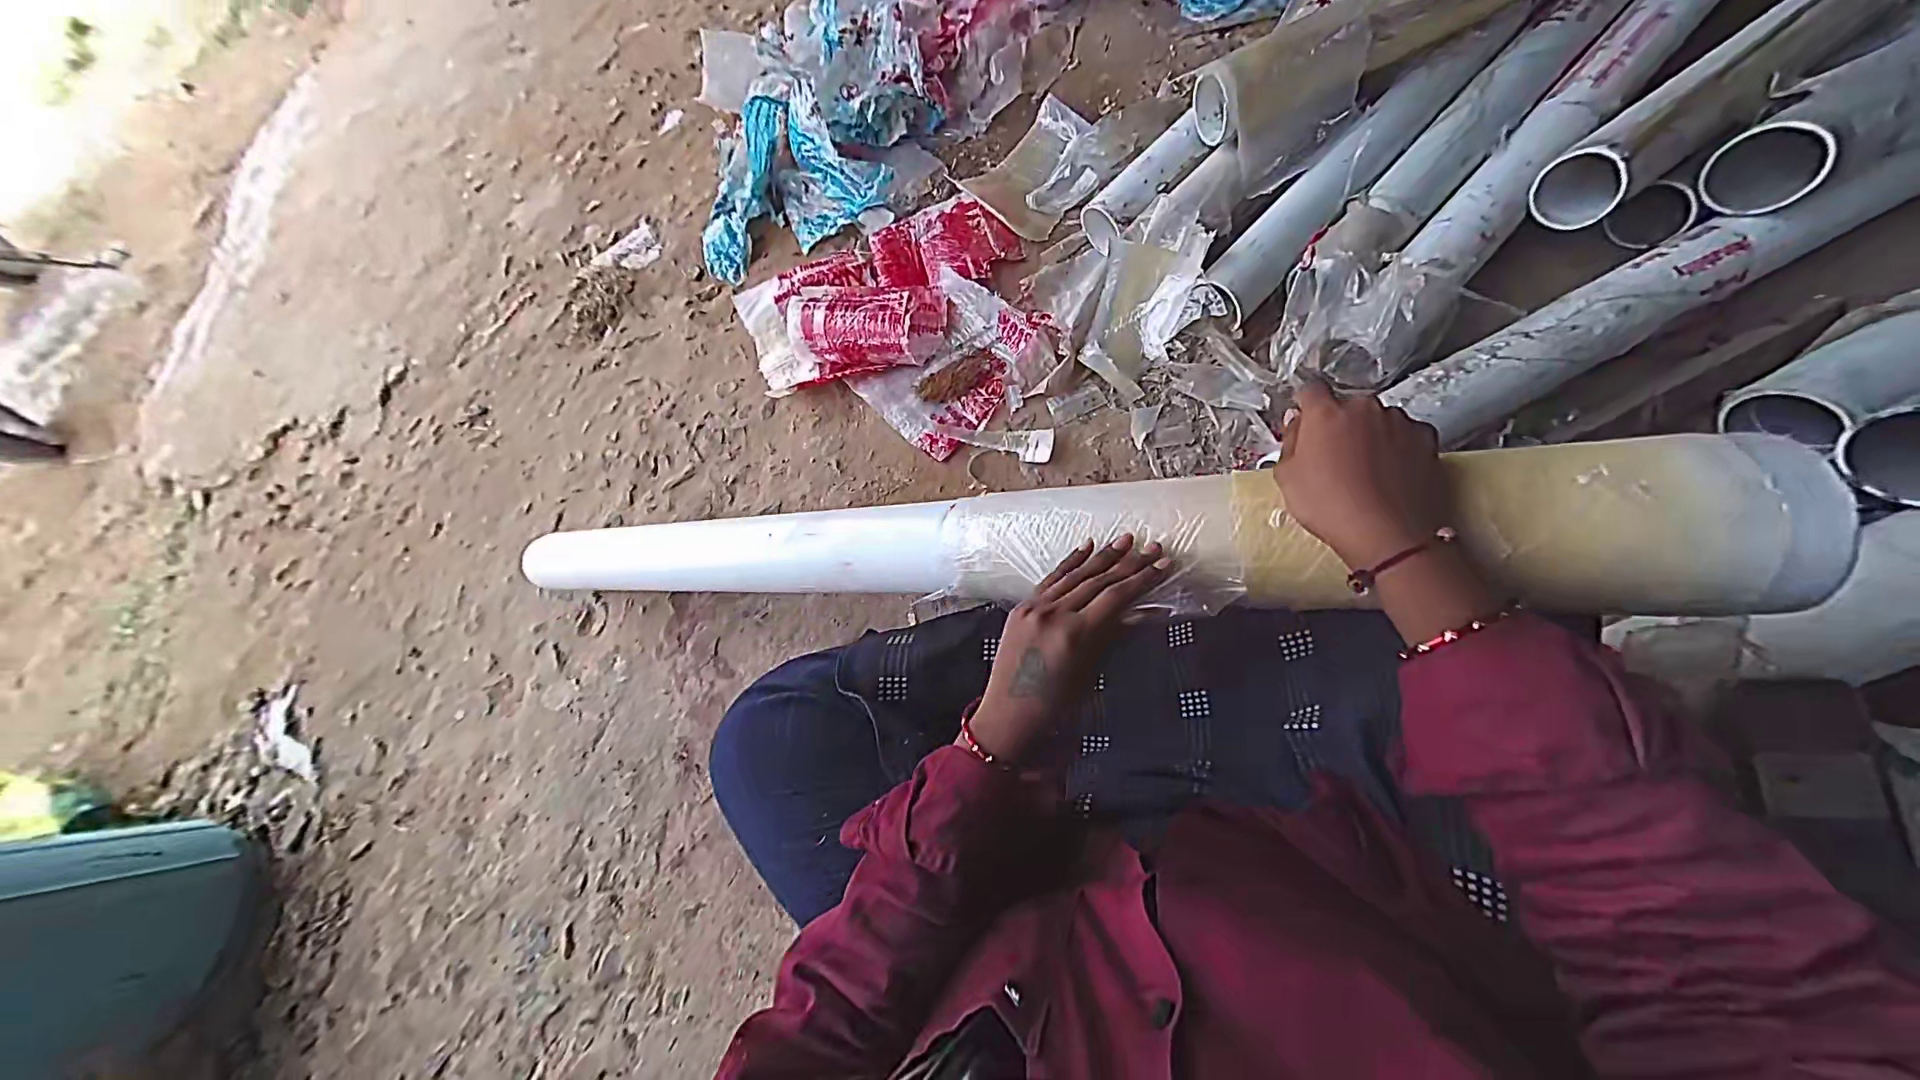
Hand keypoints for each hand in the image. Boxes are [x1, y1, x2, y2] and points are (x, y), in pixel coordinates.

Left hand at [965, 535, 1170, 763]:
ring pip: (1074, 575)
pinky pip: (1050, 579)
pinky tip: (1086, 547)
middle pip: (1098, 581)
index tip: (1163, 566)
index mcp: (1074, 634)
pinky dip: (1070, 563)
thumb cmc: (1056, 704)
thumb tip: (1143, 611)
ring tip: (1125, 540)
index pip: (1115, 597)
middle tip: (1153, 548)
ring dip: (1102, 556)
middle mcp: (1053, 614)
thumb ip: (1112, 636)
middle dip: (1128, 563)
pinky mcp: (1022, 608)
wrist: (1009, 713)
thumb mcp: (1091, 671)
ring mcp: (1034, 608)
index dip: (1142, 580)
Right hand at [1273, 379, 1449, 569]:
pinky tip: (1387, 475)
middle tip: (1332, 458)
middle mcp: (1365, 408)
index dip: (1305, 406)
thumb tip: (1298, 424)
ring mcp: (1399, 421)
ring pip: (1376, 421)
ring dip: (1368, 436)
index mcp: (1325, 413)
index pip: (1311, 390)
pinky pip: (1403, 435)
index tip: (1305, 424)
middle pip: (1346, 407)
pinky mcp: (1427, 438)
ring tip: (1363, 471)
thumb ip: (1290, 442)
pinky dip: (1395, 448)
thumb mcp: (1286, 477)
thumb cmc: (1329, 506)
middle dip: (1338, 425)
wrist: (1388, 534)